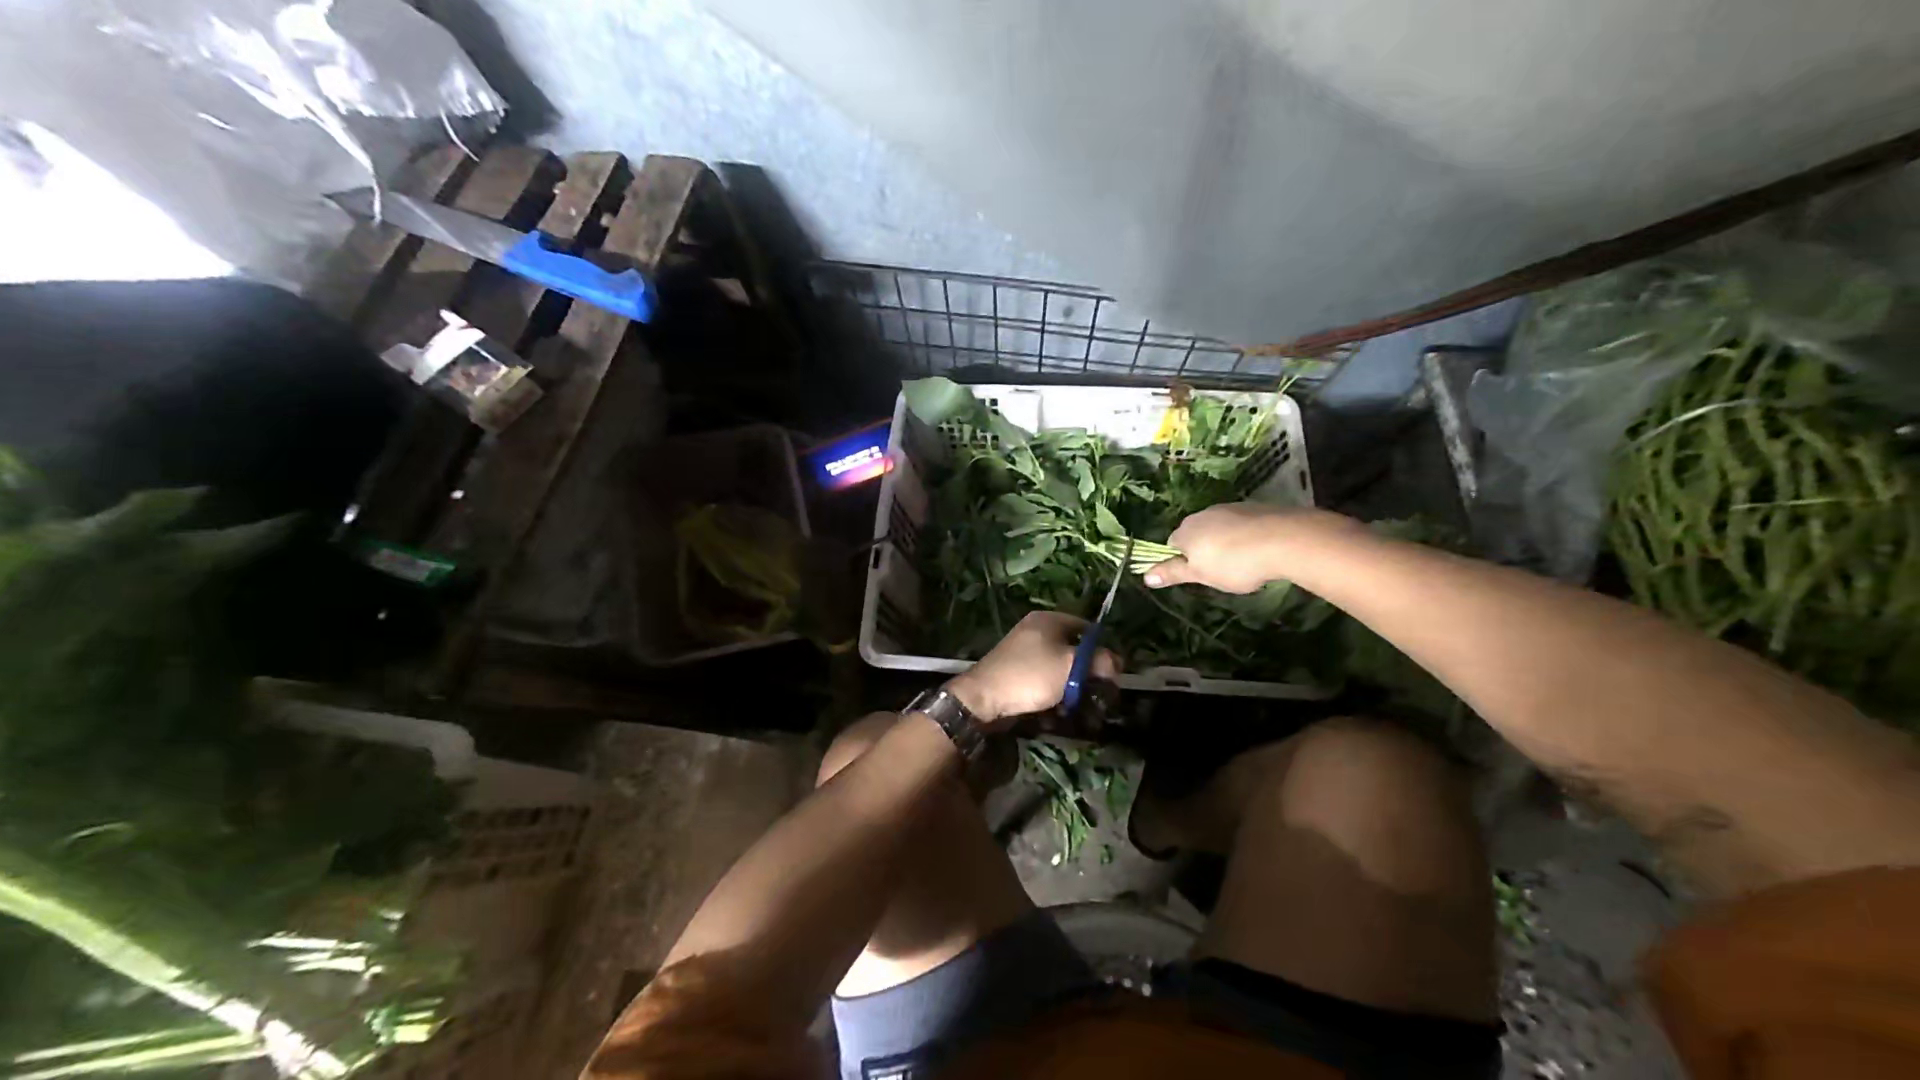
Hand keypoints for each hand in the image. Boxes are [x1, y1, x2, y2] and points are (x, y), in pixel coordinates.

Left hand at [944, 611, 1119, 725]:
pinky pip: (1045, 681)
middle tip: (1100, 695)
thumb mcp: (1071, 666)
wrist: (983, 699)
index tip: (1113, 673)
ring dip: (1073, 689)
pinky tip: (1060, 713)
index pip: (1087, 628)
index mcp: (1049, 620)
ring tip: (1082, 709)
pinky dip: (1055, 694)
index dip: (1103, 649)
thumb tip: (1116, 662)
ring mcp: (1024, 652)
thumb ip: (1098, 661)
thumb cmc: (1031, 675)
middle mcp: (1036, 631)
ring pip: (1060, 669)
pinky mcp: (1017, 673)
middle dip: (1088, 674)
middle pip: (1074, 650)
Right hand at [1144, 504, 1354, 592]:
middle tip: (1219, 572)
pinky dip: (1245, 536)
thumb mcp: (1201, 575)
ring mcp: (1230, 508)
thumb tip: (1144, 576)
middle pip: (1196, 533)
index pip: (1172, 544)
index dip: (1182, 561)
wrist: (1284, 539)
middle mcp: (1203, 514)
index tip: (1198, 575)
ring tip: (1243, 562)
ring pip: (1219, 527)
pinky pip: (1241, 524)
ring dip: (1225, 542)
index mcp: (1186, 530)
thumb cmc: (1234, 563)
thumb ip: (1173, 573)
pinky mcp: (1254, 507)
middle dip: (1203, 549)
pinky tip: (1259, 550)